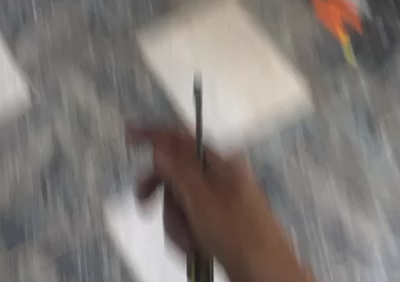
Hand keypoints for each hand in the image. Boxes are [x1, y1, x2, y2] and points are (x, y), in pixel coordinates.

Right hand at [128, 125, 311, 281]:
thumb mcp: (201, 200)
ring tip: (186, 241)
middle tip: (142, 201)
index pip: (182, 136)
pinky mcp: (221, 224)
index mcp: (222, 163)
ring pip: (181, 198)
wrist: (270, 281)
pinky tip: (193, 248)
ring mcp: (222, 202)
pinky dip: (185, 232)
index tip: (129, 133)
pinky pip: (191, 218)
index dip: (154, 133)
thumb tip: (158, 148)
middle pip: (177, 171)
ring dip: (175, 220)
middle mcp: (221, 177)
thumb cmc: (238, 236)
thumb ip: (176, 169)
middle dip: (162, 192)